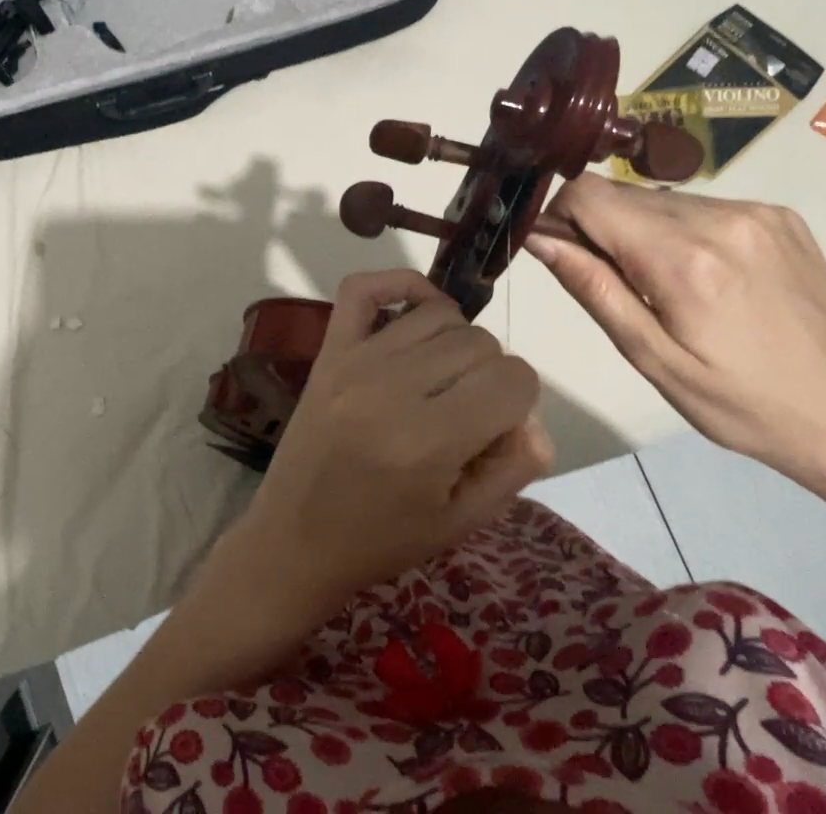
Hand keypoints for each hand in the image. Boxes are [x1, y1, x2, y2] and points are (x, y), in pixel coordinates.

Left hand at [231, 270, 551, 616]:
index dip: (519, 406)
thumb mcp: (463, 522)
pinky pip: (363, 288)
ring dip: (455, 342)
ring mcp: (353, 363)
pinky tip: (415, 315)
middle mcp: (391, 389)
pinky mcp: (326, 353)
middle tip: (464, 417)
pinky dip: (400, 286)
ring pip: (439, 314)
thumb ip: (515, 465)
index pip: (515, 379)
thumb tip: (530, 414)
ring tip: (439, 382)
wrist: (295, 540)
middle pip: (481, 343)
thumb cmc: (381, 540)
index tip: (494, 433)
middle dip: (490, 378)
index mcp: (429, 440)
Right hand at [526, 175, 825, 482]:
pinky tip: (699, 280)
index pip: (589, 195)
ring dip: (637, 232)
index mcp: (685, 259)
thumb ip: (594, 289)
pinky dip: (678, 233)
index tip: (557, 254)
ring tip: (659, 290)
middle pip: (621, 194)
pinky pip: (700, 207)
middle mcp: (722, 218)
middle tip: (609, 286)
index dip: (558, 216)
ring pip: (658, 199)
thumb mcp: (651, 359)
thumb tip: (539, 238)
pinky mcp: (780, 216)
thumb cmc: (738, 403)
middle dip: (595, 229)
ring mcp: (757, 212)